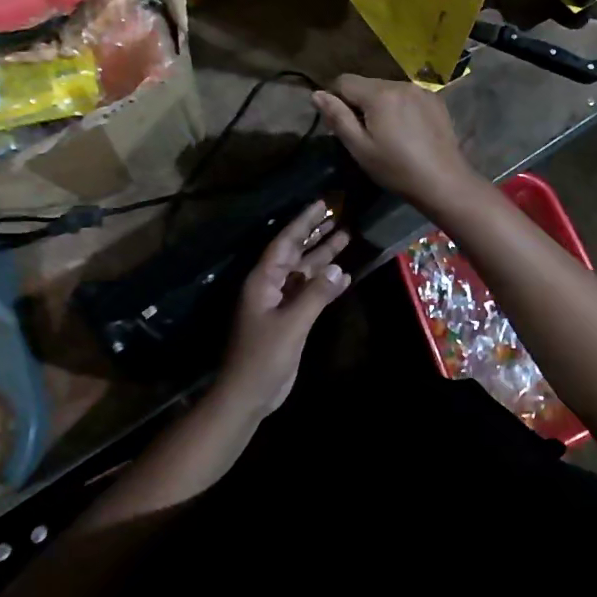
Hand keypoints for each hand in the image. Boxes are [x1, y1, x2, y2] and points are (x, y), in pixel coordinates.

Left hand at [217, 200, 350, 414]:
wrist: (249, 393)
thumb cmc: (264, 356)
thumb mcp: (291, 324)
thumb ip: (316, 294)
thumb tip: (341, 269)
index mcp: (263, 281)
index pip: (285, 242)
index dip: (303, 222)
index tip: (322, 203)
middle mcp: (272, 285)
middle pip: (296, 252)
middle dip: (316, 234)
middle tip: (340, 215)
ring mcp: (280, 302)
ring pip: (305, 271)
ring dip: (324, 255)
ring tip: (347, 236)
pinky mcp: (290, 318)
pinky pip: (310, 291)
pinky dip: (326, 282)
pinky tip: (345, 275)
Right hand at [312, 74, 481, 211]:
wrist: (443, 182)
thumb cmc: (396, 169)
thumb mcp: (360, 147)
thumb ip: (337, 117)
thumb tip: (316, 94)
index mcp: (379, 94)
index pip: (344, 81)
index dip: (334, 98)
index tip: (337, 123)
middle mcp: (401, 84)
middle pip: (367, 85)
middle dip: (358, 103)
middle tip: (362, 134)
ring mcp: (422, 91)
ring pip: (388, 90)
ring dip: (380, 105)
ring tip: (387, 134)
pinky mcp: (436, 101)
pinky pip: (408, 97)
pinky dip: (400, 108)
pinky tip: (407, 132)